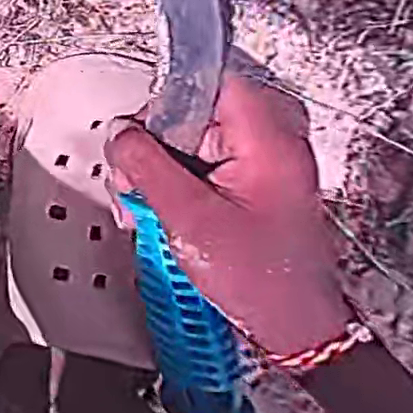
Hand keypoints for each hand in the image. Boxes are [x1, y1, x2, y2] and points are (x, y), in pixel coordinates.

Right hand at [106, 71, 347, 354]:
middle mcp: (265, 149)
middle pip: (191, 113)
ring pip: (184, 141)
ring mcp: (254, 168)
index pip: (218, 84)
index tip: (141, 120)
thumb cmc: (260, 279)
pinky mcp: (241, 187)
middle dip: (150, 141)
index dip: (173, 94)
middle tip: (133, 173)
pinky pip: (191, 165)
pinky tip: (155, 208)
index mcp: (267, 145)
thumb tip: (119, 131)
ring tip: (142, 199)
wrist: (293, 328)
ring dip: (152, 166)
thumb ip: (146, 165)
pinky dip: (166, 182)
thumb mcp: (188, 216)